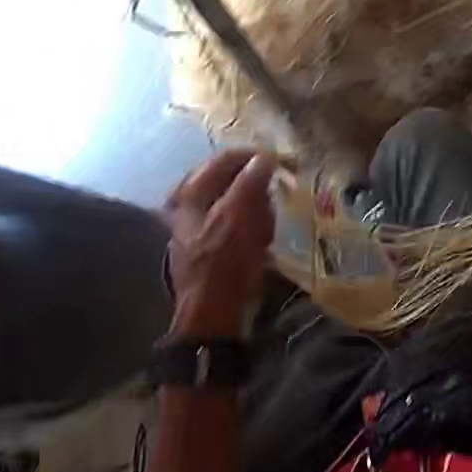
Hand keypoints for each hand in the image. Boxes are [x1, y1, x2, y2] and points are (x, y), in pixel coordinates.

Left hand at [162, 149, 277, 337]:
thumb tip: (265, 156)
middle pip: (233, 181)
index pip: (227, 158)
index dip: (256, 158)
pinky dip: (252, 230)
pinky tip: (259, 245)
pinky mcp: (210, 242)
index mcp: (188, 191)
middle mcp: (187, 202)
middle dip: (257, 195)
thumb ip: (249, 182)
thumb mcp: (238, 218)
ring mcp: (197, 223)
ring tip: (264, 234)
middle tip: (270, 210)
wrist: (211, 315)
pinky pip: (239, 224)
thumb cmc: (224, 264)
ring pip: (239, 203)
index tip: (284, 163)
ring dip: (257, 214)